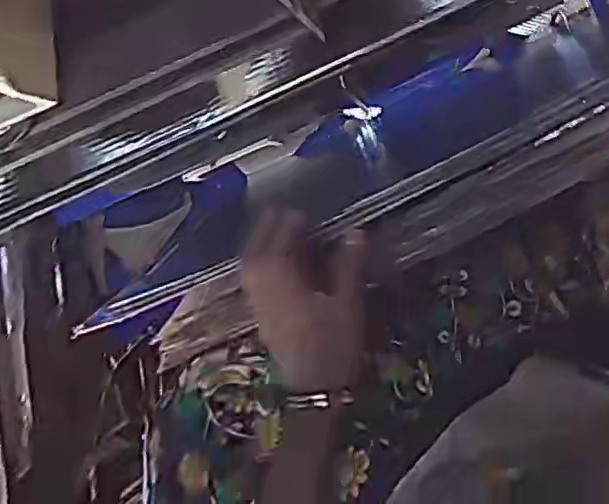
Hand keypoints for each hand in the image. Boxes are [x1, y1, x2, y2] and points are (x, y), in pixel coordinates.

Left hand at [241, 211, 366, 391]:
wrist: (313, 396)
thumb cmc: (334, 348)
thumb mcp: (349, 305)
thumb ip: (349, 267)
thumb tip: (355, 232)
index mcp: (286, 291)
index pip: (277, 254)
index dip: (283, 230)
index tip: (296, 212)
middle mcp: (268, 299)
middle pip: (255, 262)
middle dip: (264, 235)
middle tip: (278, 214)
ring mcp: (263, 312)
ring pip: (253, 274)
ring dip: (261, 249)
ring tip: (276, 232)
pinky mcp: (266, 323)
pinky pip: (257, 285)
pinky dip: (264, 266)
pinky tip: (280, 264)